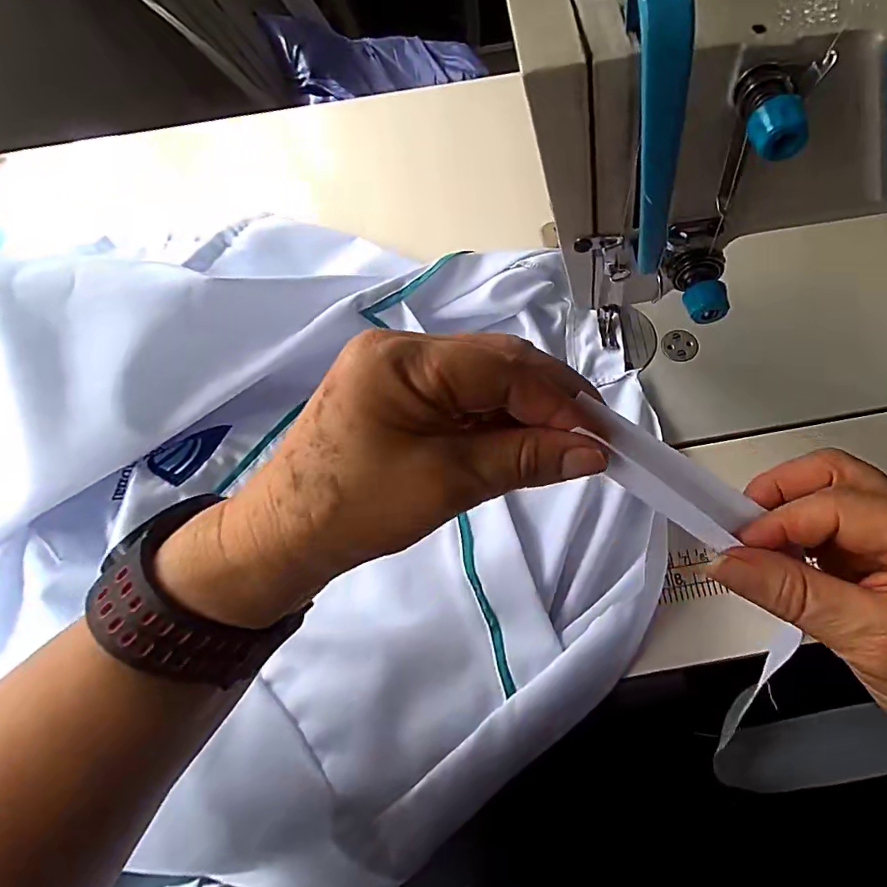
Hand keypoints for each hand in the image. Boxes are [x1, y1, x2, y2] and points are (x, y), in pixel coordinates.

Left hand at [156, 330, 608, 628]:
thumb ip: (521, 459)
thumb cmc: (354, 508)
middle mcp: (400, 350)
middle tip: (592, 441)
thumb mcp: (445, 482)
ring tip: (565, 446)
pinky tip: (522, 444)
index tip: (601, 438)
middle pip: (494, 364)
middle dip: (547, 402)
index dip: (558, 400)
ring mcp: (397, 372)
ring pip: (482, 382)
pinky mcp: (398, 397)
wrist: (285, 536)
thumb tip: (591, 452)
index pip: (501, 365)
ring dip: (524, 413)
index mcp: (402, 358)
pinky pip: (460, 399)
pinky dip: (495, 422)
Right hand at [704, 449, 886, 797]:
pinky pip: (827, 528)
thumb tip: (732, 563)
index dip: (782, 520)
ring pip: (829, 495)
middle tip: (739, 524)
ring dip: (785, 514)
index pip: (842, 503)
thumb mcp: (867, 640)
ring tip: (753, 546)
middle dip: (781, 494)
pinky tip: (775, 560)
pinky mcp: (881, 557)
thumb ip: (792, 592)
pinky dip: (793, 537)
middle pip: (838, 477)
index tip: (738, 545)